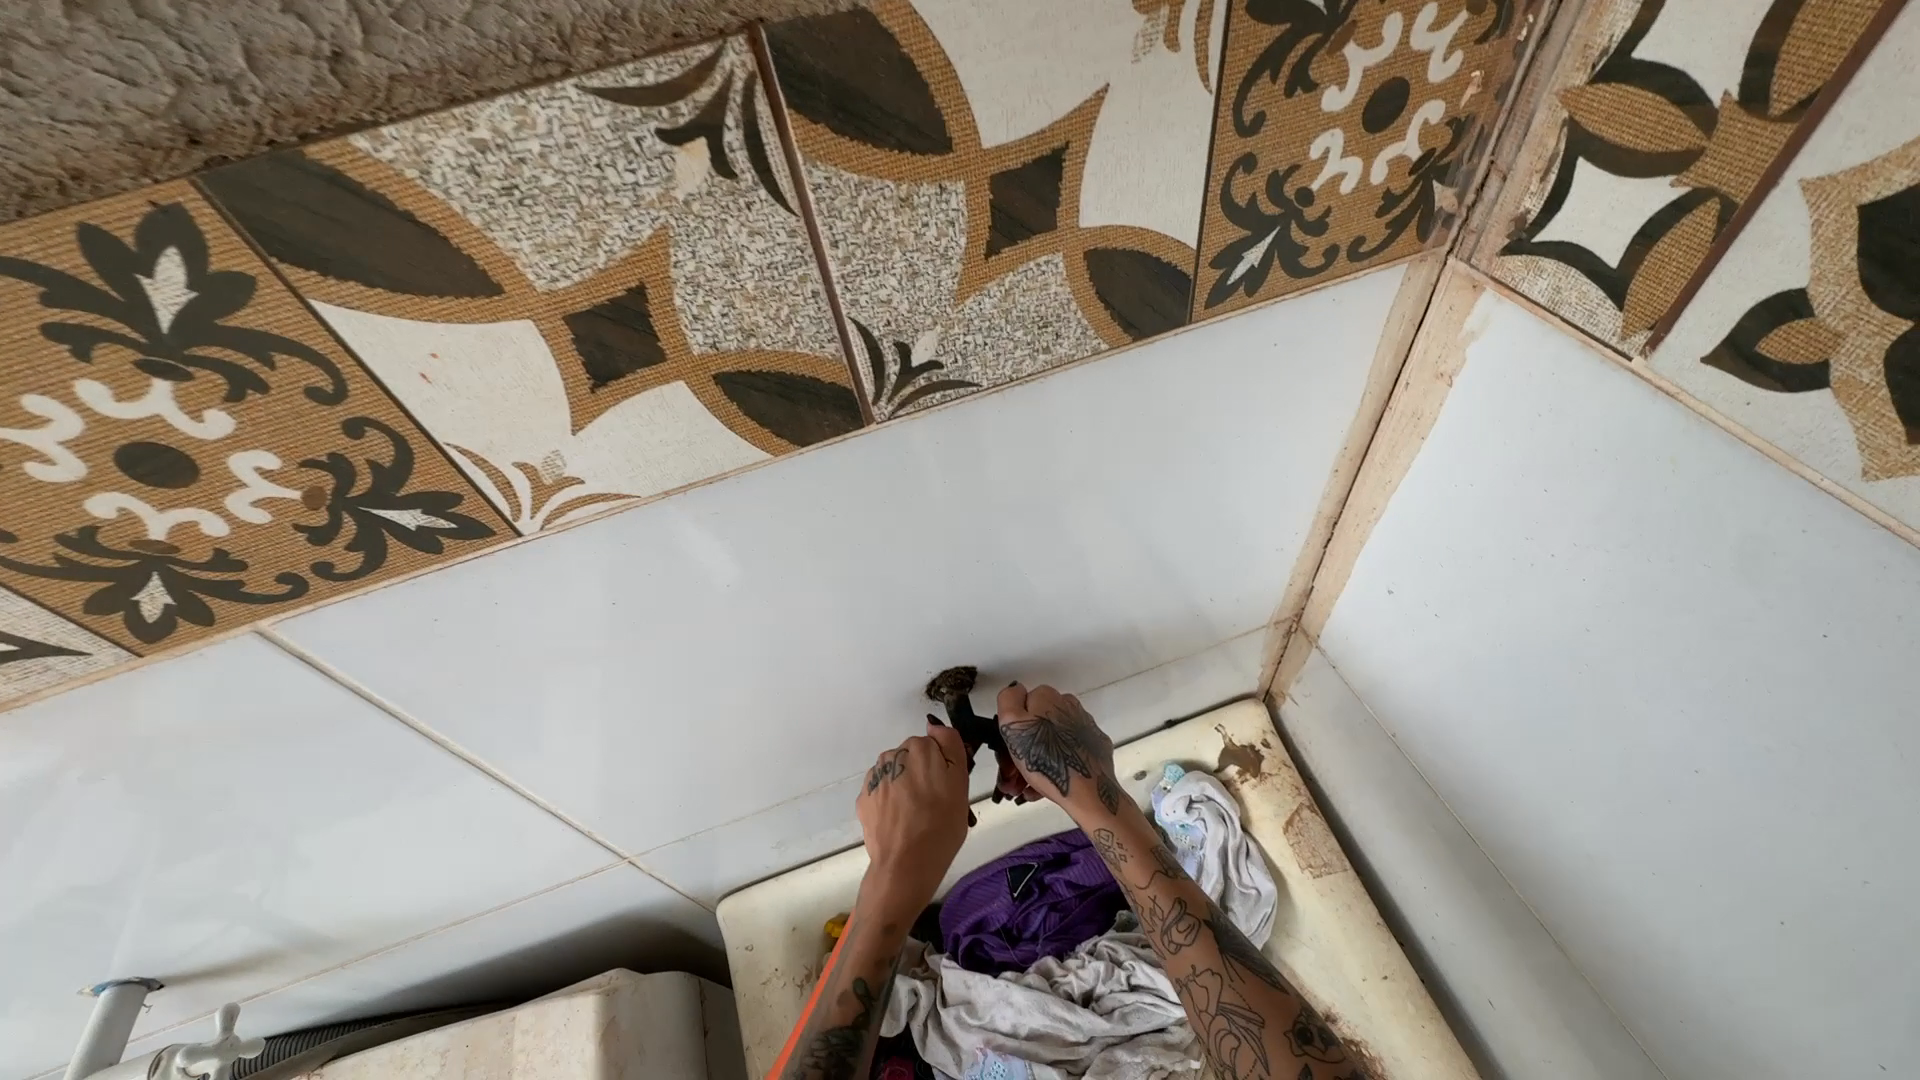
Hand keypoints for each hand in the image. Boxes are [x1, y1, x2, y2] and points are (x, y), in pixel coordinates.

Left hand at [855, 722, 970, 912]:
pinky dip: (889, 803)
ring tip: (915, 817)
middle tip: (935, 805)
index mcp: (919, 748)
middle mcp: (892, 755)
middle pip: (913, 759)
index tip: (946, 788)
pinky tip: (899, 823)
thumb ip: (950, 745)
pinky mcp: (863, 799)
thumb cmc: (942, 824)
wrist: (907, 864)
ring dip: (904, 787)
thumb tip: (934, 726)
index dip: (942, 767)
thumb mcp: (961, 782)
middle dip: (922, 775)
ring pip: (896, 775)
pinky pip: (882, 793)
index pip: (934, 746)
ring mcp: (874, 778)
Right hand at [996, 682, 1123, 821]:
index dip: (1011, 730)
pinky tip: (1047, 784)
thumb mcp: (1013, 726)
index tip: (1008, 750)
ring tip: (1029, 785)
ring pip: (1052, 740)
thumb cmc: (1050, 761)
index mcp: (1046, 696)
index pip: (1020, 707)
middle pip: (1037, 725)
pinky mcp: (1094, 745)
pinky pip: (1069, 752)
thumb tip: (1013, 688)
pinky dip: (1058, 764)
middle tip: (1016, 775)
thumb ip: (1008, 699)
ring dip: (1039, 760)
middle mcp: (1067, 705)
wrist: (1088, 791)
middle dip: (1024, 749)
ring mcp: (1083, 725)